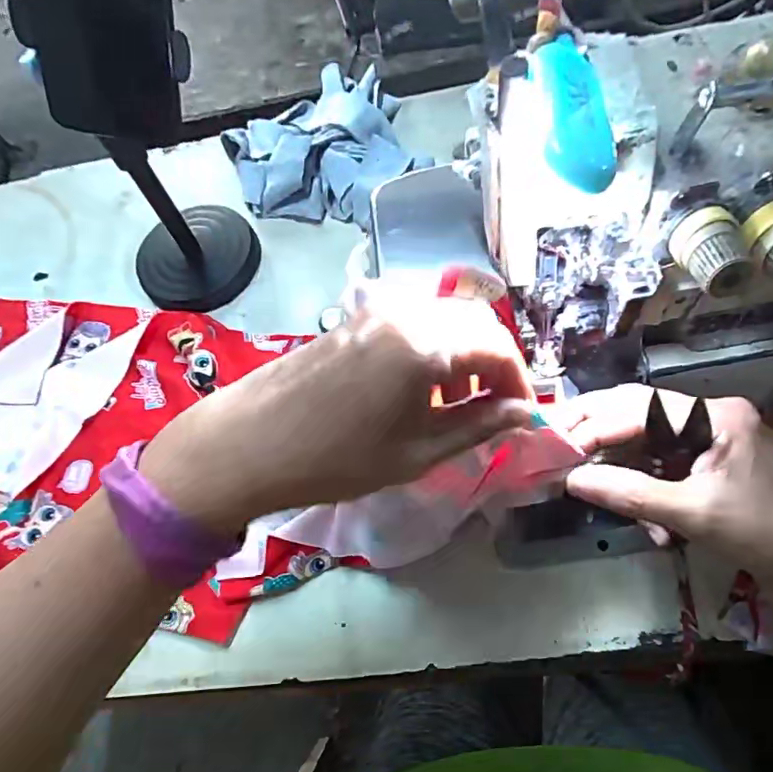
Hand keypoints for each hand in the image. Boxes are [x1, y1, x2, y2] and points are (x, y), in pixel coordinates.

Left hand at [139, 286, 535, 532]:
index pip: (498, 348)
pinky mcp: (355, 319)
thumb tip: (521, 415)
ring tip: (456, 404)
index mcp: (426, 345)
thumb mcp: (416, 453)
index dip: (520, 383)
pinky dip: (433, 349)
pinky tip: (420, 389)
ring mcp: (377, 311)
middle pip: (475, 324)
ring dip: (464, 356)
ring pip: (444, 320)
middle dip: (495, 365)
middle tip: (494, 410)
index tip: (523, 417)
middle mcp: (406, 313)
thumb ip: (477, 427)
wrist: (250, 444)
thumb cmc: (336, 460)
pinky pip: (413, 323)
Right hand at [557, 385, 772, 599]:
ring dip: (622, 471)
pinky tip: (652, 526)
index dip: (596, 428)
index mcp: (714, 415)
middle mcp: (708, 415)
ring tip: (594, 490)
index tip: (559, 450)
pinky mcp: (702, 461)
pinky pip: (657, 464)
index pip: (640, 409)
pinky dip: (643, 489)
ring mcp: (705, 438)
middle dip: (597, 434)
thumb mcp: (691, 513)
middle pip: (637, 413)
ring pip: (643, 441)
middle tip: (554, 445)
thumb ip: (630, 494)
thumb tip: (572, 481)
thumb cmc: (758, 531)